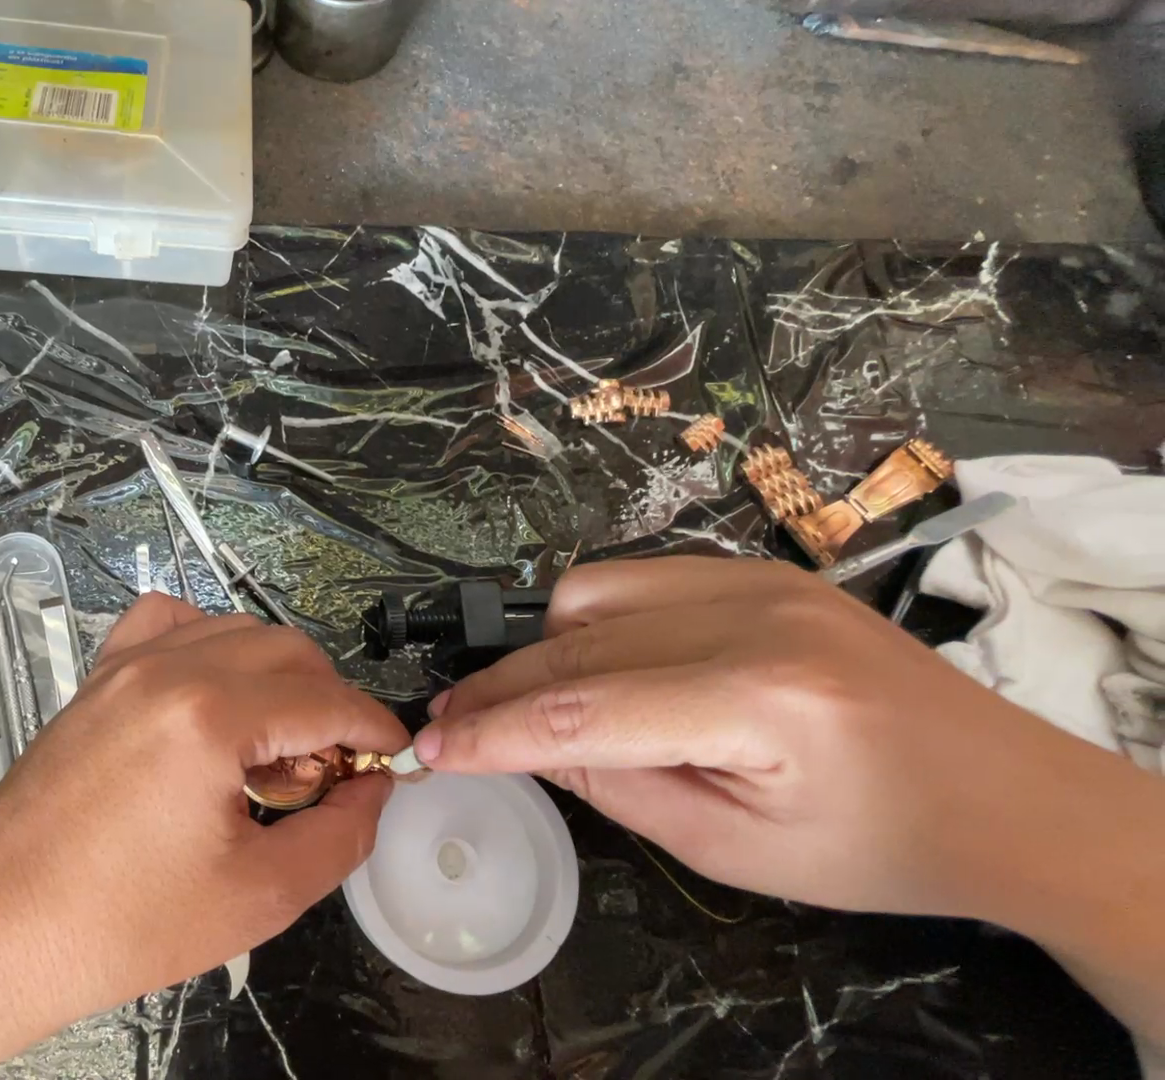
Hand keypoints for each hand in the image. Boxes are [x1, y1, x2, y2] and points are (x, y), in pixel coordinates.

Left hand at [0, 593, 405, 1028]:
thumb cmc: (122, 924)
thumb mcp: (258, 896)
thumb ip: (340, 835)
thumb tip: (373, 788)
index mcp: (210, 716)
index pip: (326, 699)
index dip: (374, 729)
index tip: (392, 760)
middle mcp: (169, 667)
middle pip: (288, 651)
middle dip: (328, 702)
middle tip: (330, 770)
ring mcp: (127, 663)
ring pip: (235, 629)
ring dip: (275, 675)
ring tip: (272, 744)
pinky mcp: (99, 675)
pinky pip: (168, 622)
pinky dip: (207, 641)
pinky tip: (211, 692)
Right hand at [410, 556, 1138, 920]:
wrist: (1011, 796)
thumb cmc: (879, 848)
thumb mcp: (730, 850)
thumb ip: (610, 787)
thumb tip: (519, 741)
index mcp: (764, 703)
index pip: (581, 712)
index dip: (491, 731)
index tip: (429, 747)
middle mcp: (753, 615)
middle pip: (572, 646)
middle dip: (496, 689)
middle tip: (447, 721)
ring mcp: (754, 577)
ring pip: (585, 596)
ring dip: (538, 651)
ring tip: (525, 701)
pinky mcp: (754, 567)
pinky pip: (628, 578)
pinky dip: (584, 621)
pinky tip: (588, 663)